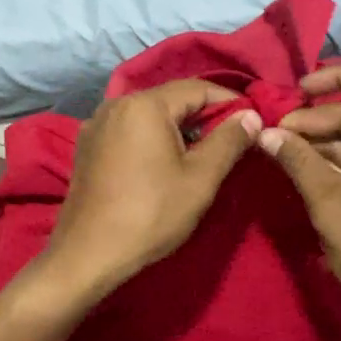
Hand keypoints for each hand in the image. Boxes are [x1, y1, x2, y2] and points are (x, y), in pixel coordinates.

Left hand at [43, 79, 260, 296]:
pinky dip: (151, 138)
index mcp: (144, 104)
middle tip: (231, 142)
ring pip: (149, 115)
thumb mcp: (200, 178)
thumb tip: (251, 115)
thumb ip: (229, 141)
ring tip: (201, 156)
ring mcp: (97, 124)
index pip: (197, 88)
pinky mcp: (87, 145)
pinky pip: (129, 130)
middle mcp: (116, 104)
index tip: (252, 122)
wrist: (88, 253)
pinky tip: (163, 165)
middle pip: (171, 99)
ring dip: (177, 129)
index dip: (230, 101)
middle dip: (203, 116)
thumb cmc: (151, 214)